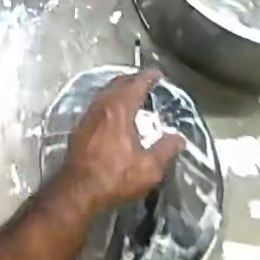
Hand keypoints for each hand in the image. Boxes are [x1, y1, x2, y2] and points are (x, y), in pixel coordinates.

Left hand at [54, 69, 183, 216]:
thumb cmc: (116, 175)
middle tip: (146, 81)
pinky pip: (99, 101)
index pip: (135, 85)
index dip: (147, 77)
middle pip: (118, 83)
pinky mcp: (82, 123)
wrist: (79, 186)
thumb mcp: (148, 167)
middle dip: (133, 79)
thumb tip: (180, 138)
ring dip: (120, 87)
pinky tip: (114, 110)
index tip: (157, 73)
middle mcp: (102, 104)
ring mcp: (89, 112)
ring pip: (106, 91)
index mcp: (119, 109)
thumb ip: (165, 150)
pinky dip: (110, 98)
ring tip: (132, 92)